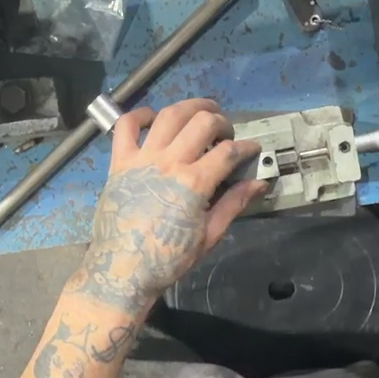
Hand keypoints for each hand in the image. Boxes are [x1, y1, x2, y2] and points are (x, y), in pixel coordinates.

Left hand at [66, 99, 268, 314]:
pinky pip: (126, 126)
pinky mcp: (119, 162)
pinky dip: (141, 115)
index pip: (229, 151)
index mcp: (194, 183)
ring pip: (169, 116)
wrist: (121, 269)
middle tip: (226, 133)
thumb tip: (259, 182)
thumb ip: (233, 203)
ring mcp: (141, 159)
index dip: (247, 147)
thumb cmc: (168, 258)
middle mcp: (169, 162)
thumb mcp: (208, 236)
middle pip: (202, 122)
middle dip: (222, 122)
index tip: (253, 149)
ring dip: (189, 107)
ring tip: (201, 111)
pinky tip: (154, 118)